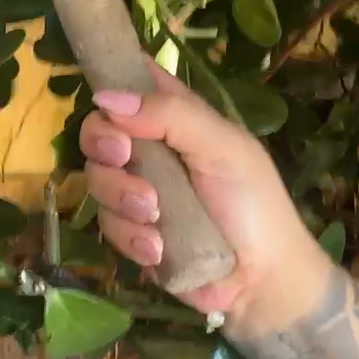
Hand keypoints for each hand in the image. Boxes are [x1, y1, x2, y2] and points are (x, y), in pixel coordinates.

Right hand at [79, 64, 328, 327]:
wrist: (262, 282)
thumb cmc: (254, 203)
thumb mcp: (223, 147)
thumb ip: (171, 115)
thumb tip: (106, 97)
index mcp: (174, 117)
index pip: (132, 78)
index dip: (110, 76)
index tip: (101, 92)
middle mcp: (149, 148)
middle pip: (97, 129)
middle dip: (103, 143)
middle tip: (123, 157)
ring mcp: (135, 190)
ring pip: (96, 179)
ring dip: (122, 197)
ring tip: (155, 217)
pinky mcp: (130, 232)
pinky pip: (107, 225)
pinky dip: (132, 237)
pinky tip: (159, 250)